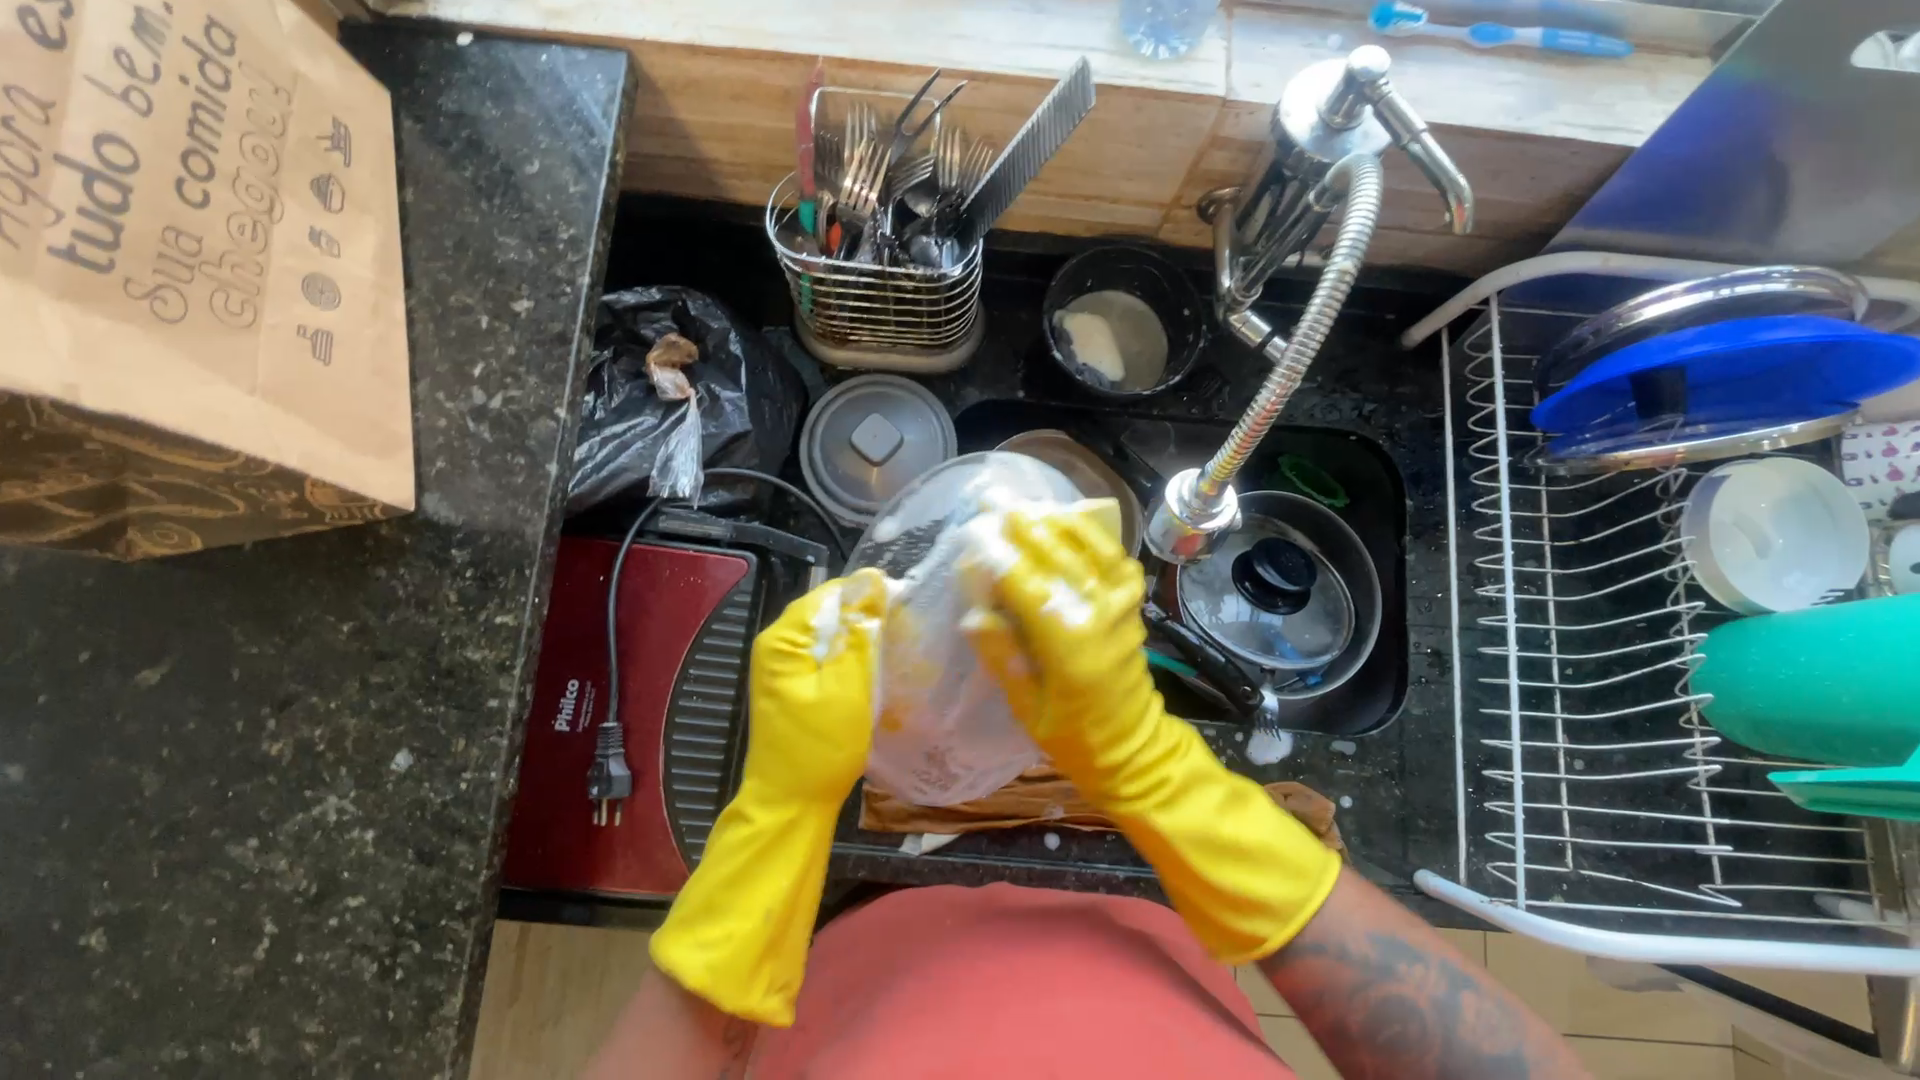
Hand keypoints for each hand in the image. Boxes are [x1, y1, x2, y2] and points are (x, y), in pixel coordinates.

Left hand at [650, 570, 887, 1026]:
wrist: (789, 803)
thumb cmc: (820, 748)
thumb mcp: (848, 689)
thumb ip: (858, 634)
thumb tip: (872, 582)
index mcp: (783, 639)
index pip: (830, 593)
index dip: (868, 593)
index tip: (907, 606)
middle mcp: (776, 644)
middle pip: (827, 609)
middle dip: (866, 614)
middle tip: (908, 626)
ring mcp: (781, 664)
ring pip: (829, 632)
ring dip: (861, 635)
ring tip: (898, 643)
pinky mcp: (792, 682)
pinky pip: (825, 653)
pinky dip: (851, 655)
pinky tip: (876, 666)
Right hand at [964, 507, 1342, 964]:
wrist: (1135, 751)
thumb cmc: (1074, 739)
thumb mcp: (1028, 710)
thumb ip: (1003, 658)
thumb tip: (974, 614)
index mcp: (1071, 650)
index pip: (1030, 590)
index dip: (1002, 559)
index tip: (975, 533)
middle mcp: (1101, 620)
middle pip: (1061, 560)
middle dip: (1027, 528)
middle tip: (996, 501)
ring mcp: (1123, 610)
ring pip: (1094, 552)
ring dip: (1062, 523)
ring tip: (1032, 505)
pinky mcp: (1134, 608)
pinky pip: (1117, 561)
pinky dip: (1097, 538)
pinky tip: (1075, 522)